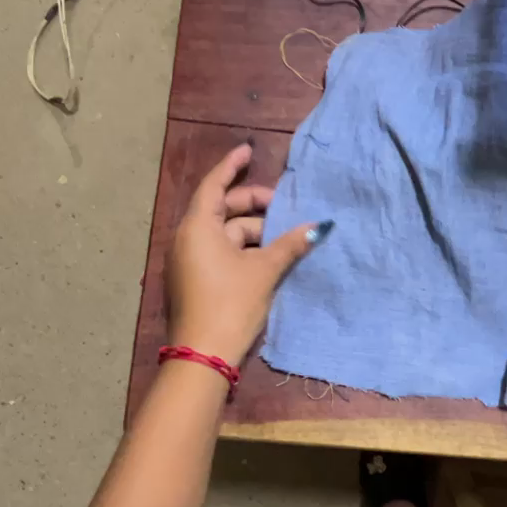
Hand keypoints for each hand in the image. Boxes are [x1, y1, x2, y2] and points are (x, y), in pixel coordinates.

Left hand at [166, 142, 327, 367]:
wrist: (202, 356)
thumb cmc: (231, 303)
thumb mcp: (265, 271)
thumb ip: (291, 245)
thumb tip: (319, 227)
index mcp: (198, 227)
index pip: (215, 185)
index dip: (232, 165)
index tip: (249, 150)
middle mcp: (188, 239)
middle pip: (222, 209)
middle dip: (254, 205)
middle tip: (284, 207)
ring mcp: (189, 261)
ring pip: (225, 234)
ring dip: (254, 231)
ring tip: (285, 238)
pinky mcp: (195, 281)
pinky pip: (220, 252)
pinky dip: (243, 248)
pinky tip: (269, 256)